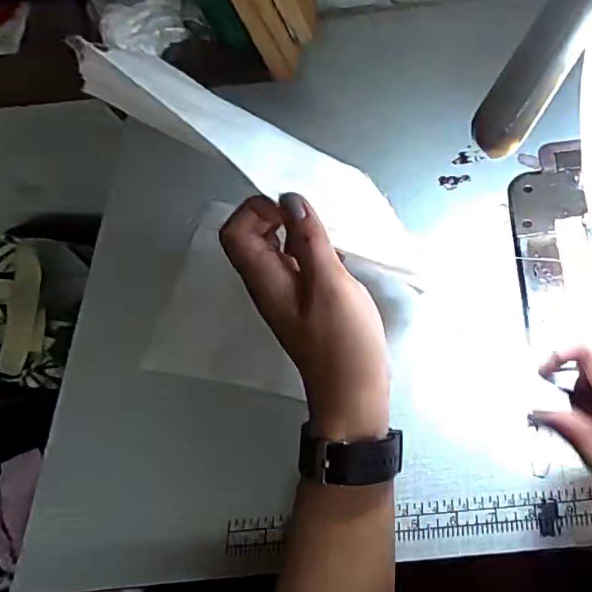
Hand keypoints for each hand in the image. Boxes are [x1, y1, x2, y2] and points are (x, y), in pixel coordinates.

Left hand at [220, 194, 389, 441]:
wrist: (354, 390)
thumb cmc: (343, 341)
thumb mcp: (330, 284)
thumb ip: (310, 241)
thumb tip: (292, 201)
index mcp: (265, 279)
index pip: (236, 231)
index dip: (258, 210)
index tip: (295, 211)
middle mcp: (269, 285)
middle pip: (254, 238)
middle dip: (280, 218)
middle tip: (316, 220)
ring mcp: (289, 296)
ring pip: (280, 251)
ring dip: (302, 235)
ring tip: (333, 237)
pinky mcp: (309, 304)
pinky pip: (301, 267)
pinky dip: (316, 254)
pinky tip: (342, 259)